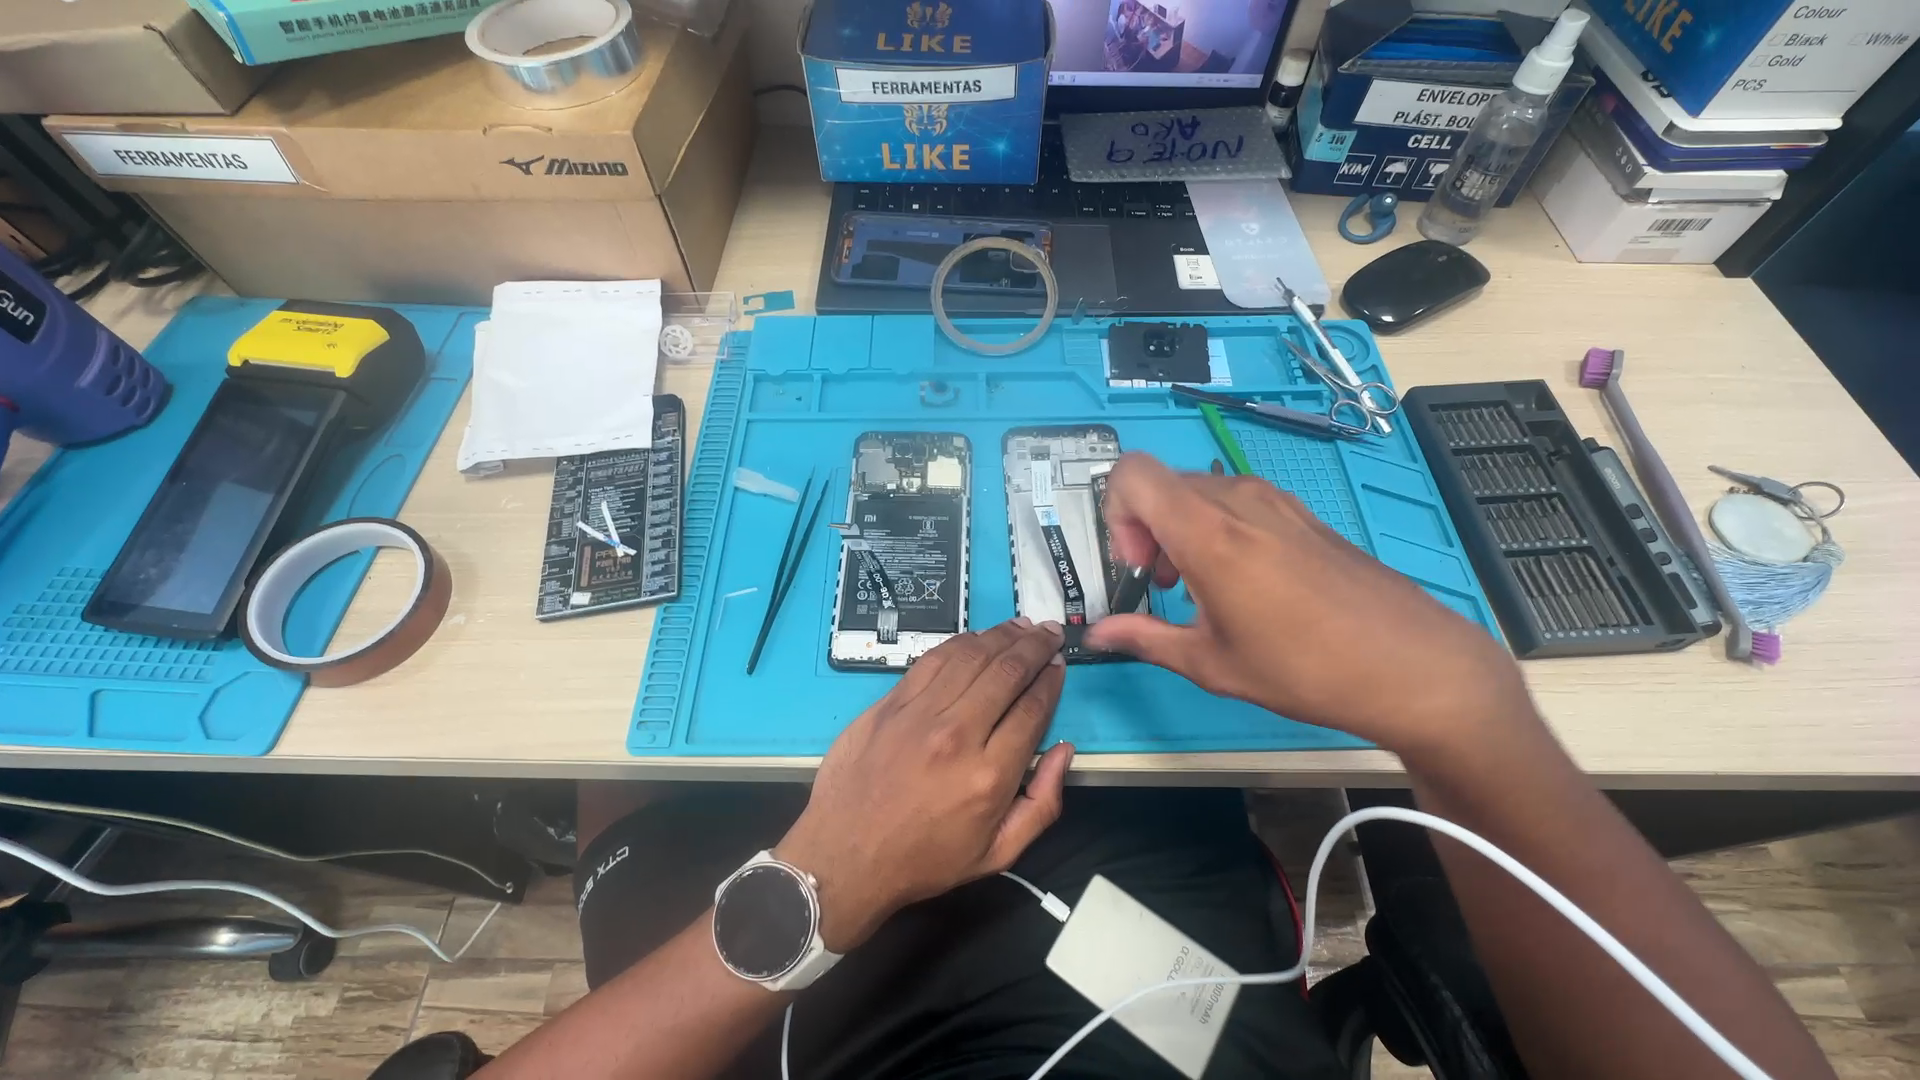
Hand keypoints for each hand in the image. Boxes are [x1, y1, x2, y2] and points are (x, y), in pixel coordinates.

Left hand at [774, 619, 1073, 951]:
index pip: (1032, 708)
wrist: (845, 857)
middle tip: (1049, 633)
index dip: (1050, 680)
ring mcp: (918, 715)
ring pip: (970, 657)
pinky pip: (931, 661)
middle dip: (1034, 647)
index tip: (1058, 665)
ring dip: (1000, 636)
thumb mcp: (998, 853)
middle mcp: (957, 735)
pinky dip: (959, 644)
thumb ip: (1042, 803)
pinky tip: (976, 638)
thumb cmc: (925, 859)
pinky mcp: (889, 705)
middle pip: (1005, 672)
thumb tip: (1063, 749)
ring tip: (1020, 626)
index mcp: (989, 775)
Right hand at [1082, 453, 1529, 756]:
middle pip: (1163, 485)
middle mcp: (1239, 501)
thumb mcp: (1212, 663)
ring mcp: (1276, 502)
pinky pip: (1236, 502)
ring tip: (1199, 587)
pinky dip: (1216, 528)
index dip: (1115, 513)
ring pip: (1199, 491)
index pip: (1132, 474)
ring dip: (1180, 529)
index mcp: (1208, 532)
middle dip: (1144, 529)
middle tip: (1161, 585)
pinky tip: (1242, 582)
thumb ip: (1144, 639)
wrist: (1411, 665)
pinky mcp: (1301, 513)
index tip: (1136, 566)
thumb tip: (1098, 633)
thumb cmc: (1305, 669)